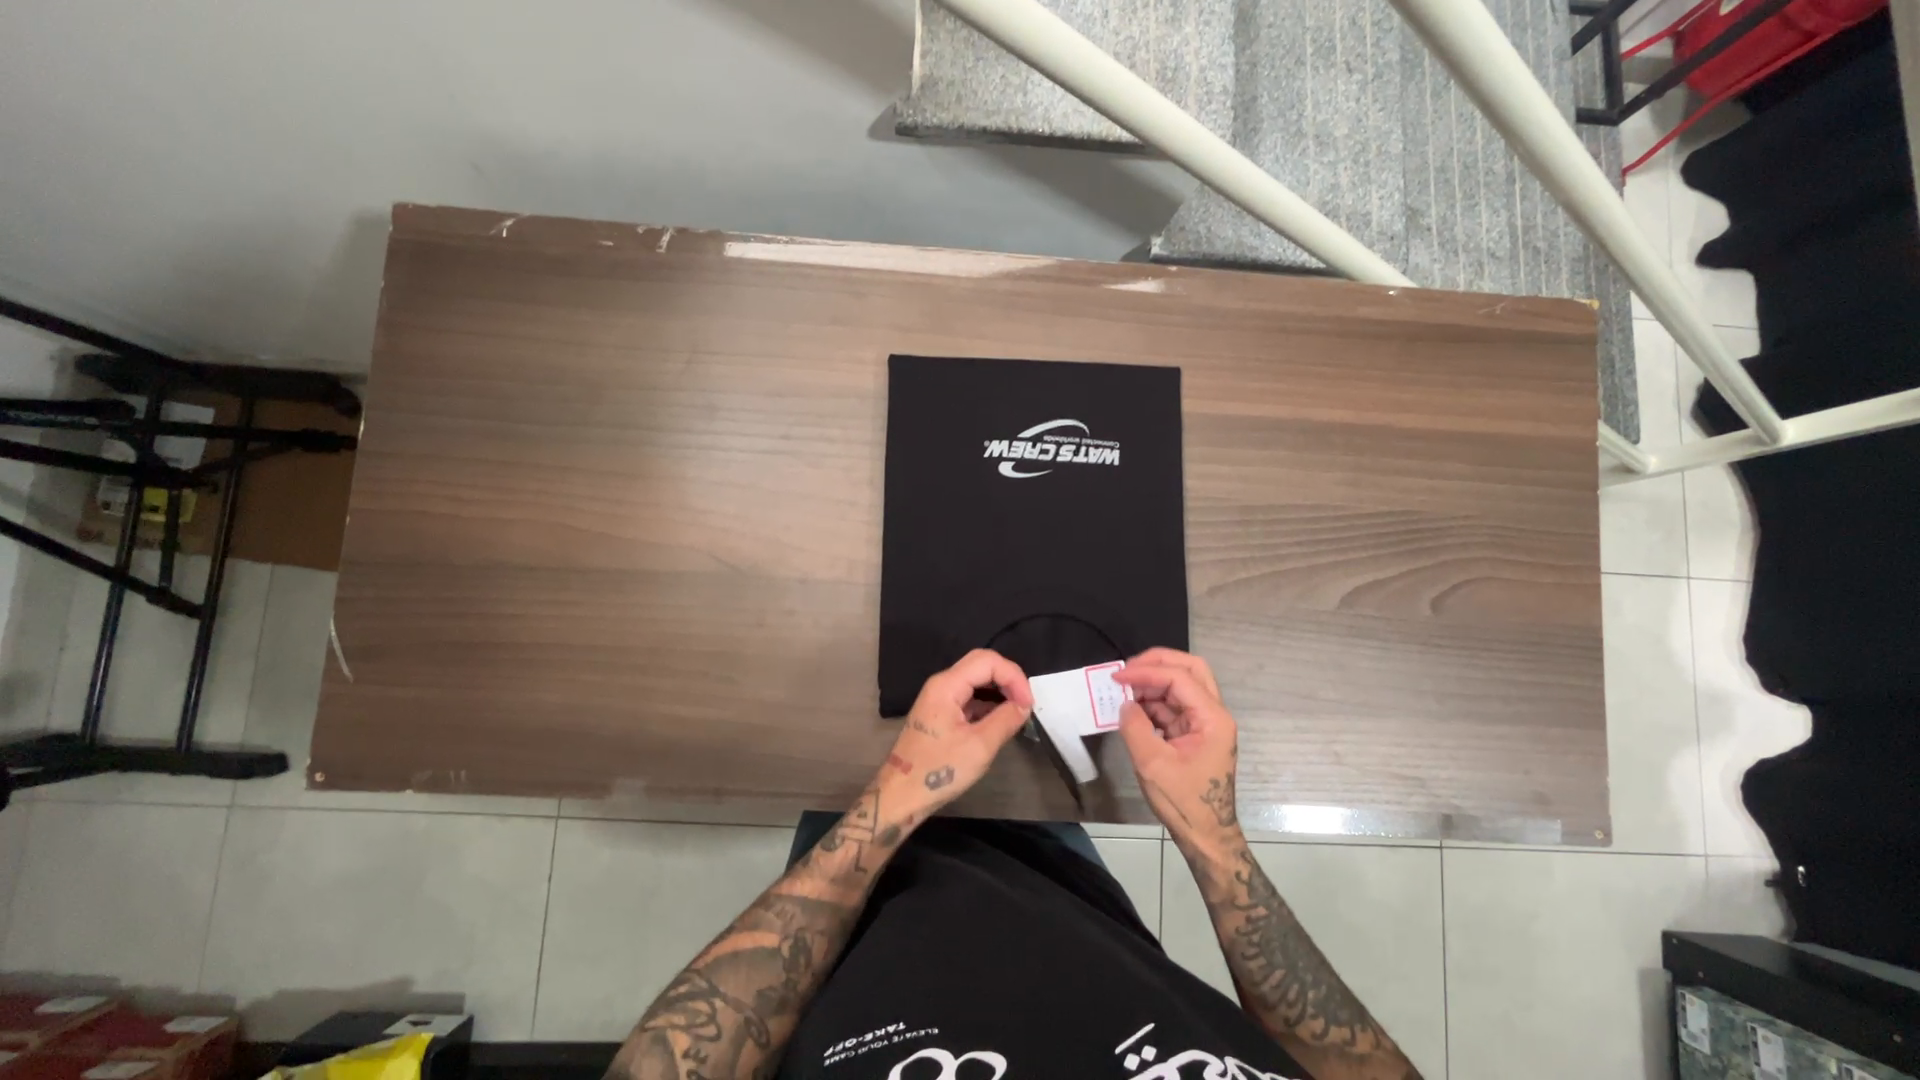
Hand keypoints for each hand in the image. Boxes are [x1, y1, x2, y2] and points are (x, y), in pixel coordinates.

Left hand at [878, 649, 1033, 819]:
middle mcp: (941, 685)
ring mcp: (939, 699)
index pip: (988, 661)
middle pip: (981, 665)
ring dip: (999, 691)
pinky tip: (1001, 721)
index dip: (1014, 677)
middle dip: (1008, 679)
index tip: (1029, 704)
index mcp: (946, 685)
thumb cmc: (939, 771)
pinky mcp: (940, 714)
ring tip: (1018, 713)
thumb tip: (1025, 704)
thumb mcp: (980, 746)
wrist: (901, 795)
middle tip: (1026, 704)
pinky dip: (988, 704)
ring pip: (975, 681)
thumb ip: (1006, 719)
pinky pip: (969, 698)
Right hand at [1114, 648, 1243, 857]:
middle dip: (1157, 663)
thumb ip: (1135, 727)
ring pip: (1181, 685)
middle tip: (1127, 669)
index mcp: (1212, 718)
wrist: (1205, 835)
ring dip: (1152, 683)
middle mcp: (1214, 714)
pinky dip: (1152, 701)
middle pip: (1190, 670)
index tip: (1117, 677)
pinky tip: (1131, 707)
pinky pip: (1174, 705)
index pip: (1179, 678)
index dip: (1146, 672)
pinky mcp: (1194, 733)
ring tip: (1123, 690)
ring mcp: (1205, 723)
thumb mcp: (1153, 764)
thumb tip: (1124, 704)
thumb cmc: (1184, 801)